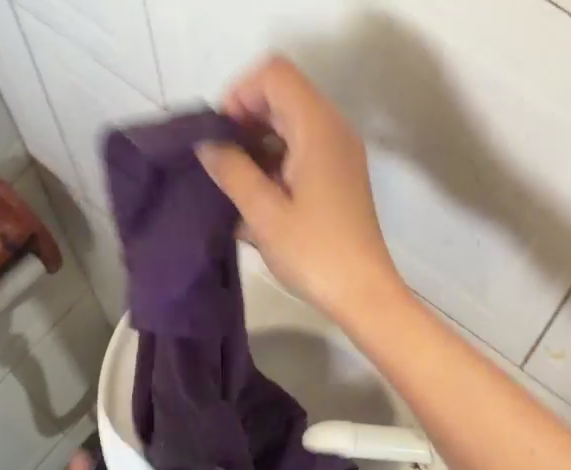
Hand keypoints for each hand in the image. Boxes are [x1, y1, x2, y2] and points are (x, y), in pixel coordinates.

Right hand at [197, 57, 408, 325]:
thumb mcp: (264, 213)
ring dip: (259, 149)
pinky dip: (276, 167)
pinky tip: (257, 205)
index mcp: (317, 127)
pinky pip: (301, 154)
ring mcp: (340, 155)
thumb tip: (207, 145)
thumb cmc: (314, 254)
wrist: (364, 295)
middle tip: (223, 165)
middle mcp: (333, 130)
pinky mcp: (339, 180)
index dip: (240, 95)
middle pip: (282, 97)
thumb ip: (232, 171)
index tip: (221, 138)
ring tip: (237, 190)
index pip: (273, 74)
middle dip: (245, 123)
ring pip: (290, 128)